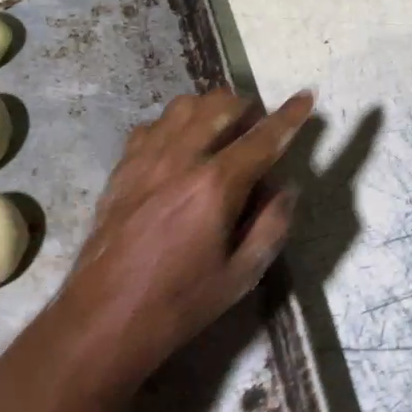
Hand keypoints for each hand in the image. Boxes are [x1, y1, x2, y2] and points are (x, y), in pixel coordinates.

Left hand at [53, 88, 314, 389]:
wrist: (105, 315)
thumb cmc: (180, 302)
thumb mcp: (240, 276)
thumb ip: (271, 226)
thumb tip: (286, 189)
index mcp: (216, 185)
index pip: (263, 138)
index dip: (289, 116)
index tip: (305, 96)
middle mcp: (182, 157)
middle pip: (221, 105)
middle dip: (247, 108)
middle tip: (256, 128)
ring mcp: (147, 156)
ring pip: (184, 105)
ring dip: (209, 109)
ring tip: (218, 131)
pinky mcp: (123, 164)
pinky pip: (153, 125)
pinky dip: (173, 127)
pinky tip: (176, 151)